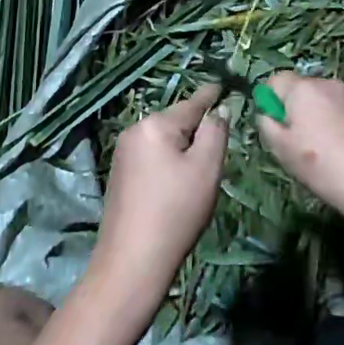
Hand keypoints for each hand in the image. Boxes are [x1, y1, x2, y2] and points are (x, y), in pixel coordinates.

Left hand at [95, 84, 227, 294]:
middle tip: (221, 142)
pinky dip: (169, 160)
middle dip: (197, 127)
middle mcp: (134, 131)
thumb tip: (218, 110)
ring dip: (183, 146)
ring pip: (163, 139)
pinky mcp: (120, 174)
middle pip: (175, 121)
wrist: (132, 259)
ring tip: (202, 166)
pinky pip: (152, 155)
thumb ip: (215, 133)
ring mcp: (123, 153)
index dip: (211, 96)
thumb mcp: (206, 168)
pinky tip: (177, 181)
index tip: (223, 85)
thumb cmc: (176, 210)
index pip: (192, 103)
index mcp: (154, 124)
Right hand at [254, 73, 343, 222]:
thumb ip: (267, 125)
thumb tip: (269, 114)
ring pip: (330, 100)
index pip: (276, 80)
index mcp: (304, 90)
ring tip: (334, 151)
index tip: (280, 128)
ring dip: (325, 116)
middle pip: (305, 90)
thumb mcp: (282, 151)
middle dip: (300, 110)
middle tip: (305, 144)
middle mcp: (331, 84)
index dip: (272, 101)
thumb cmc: (325, 168)